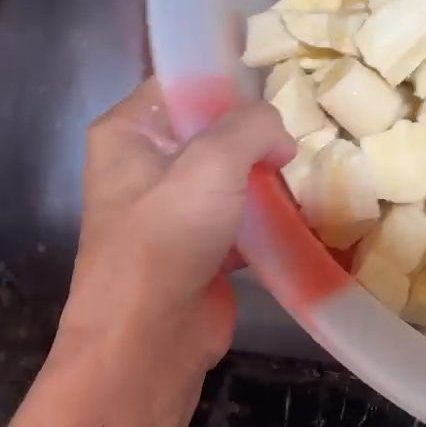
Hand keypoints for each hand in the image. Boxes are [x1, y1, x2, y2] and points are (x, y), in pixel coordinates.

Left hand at [56, 79, 293, 376]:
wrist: (148, 343)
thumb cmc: (166, 239)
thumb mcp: (213, 162)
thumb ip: (254, 126)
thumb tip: (280, 138)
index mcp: (127, 132)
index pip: (180, 83)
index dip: (225, 83)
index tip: (273, 90)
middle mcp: (144, 164)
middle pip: (211, 128)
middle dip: (254, 136)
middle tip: (290, 144)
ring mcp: (171, 208)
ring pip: (230, 173)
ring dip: (264, 177)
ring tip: (298, 178)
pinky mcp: (199, 245)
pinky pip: (239, 215)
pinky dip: (266, 216)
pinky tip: (296, 216)